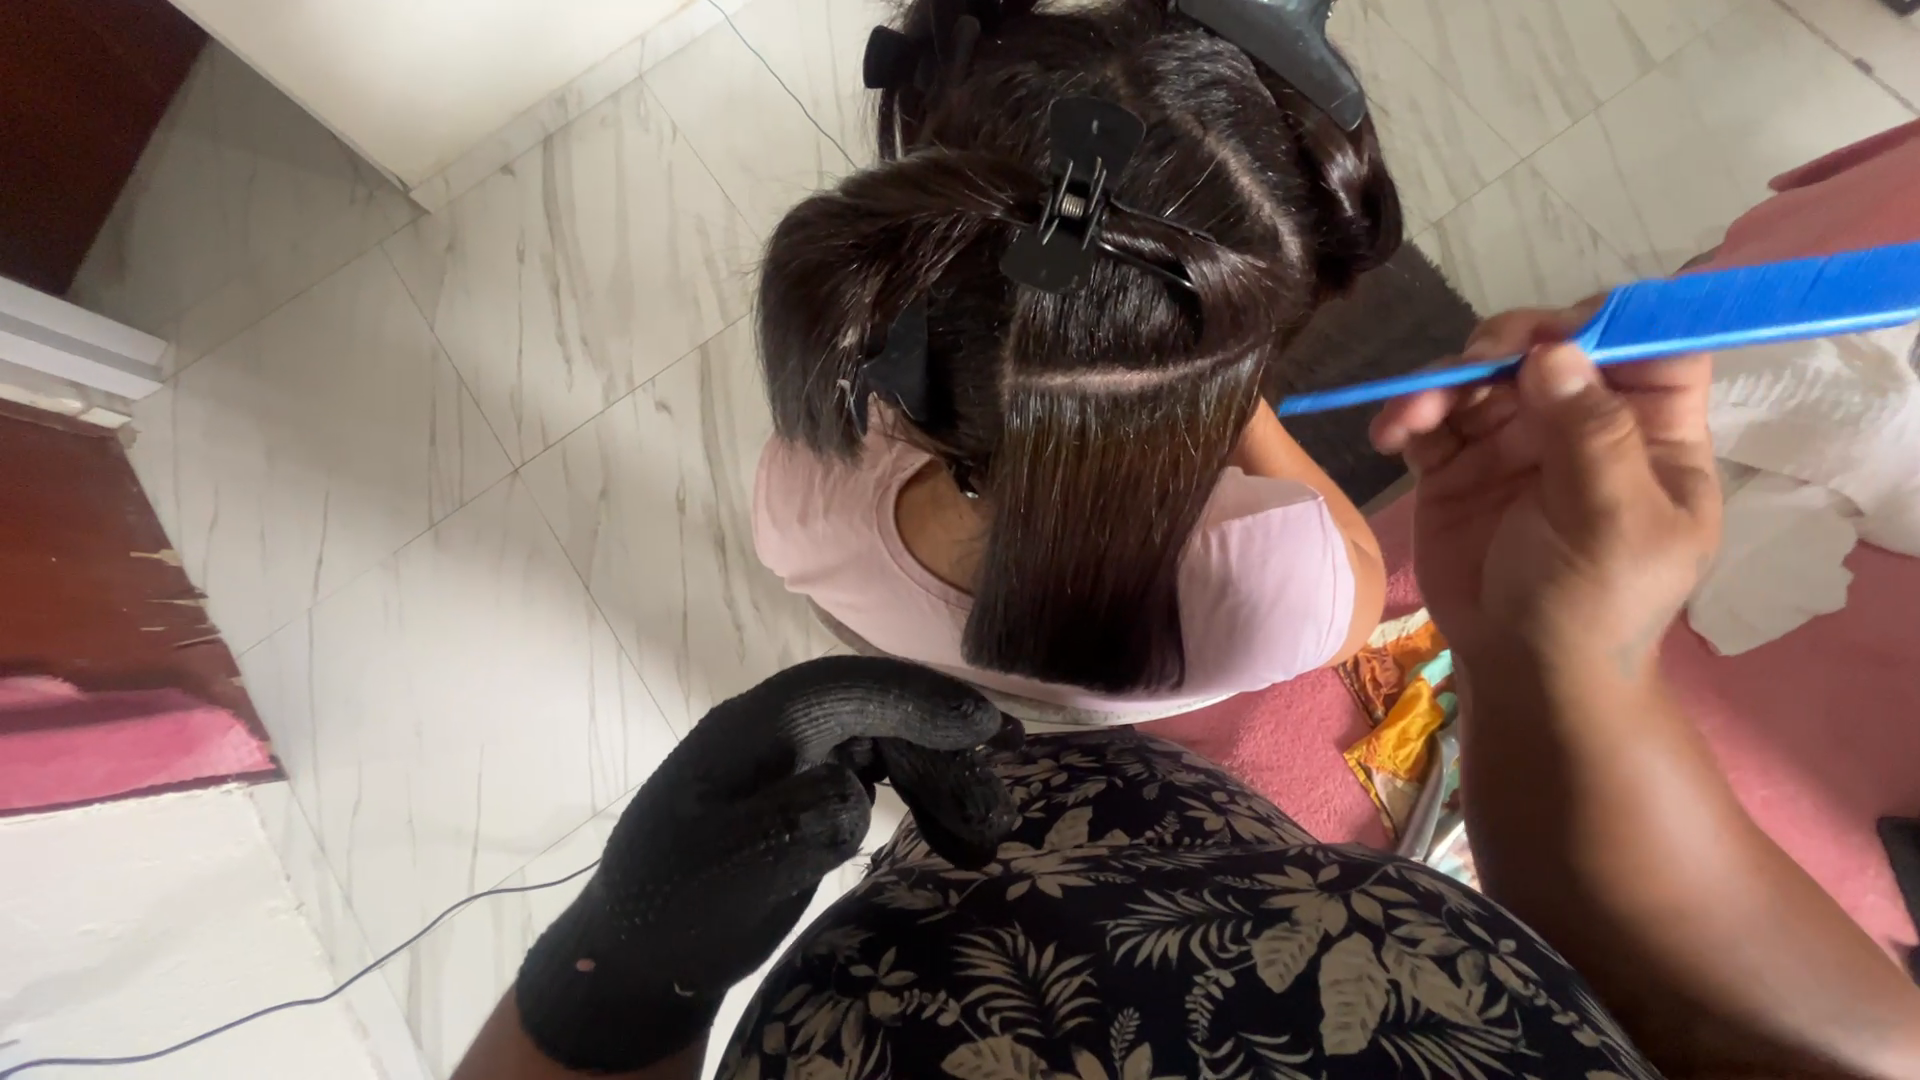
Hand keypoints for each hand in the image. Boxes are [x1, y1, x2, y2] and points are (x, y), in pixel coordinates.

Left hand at [513, 656, 1013, 1072]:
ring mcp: (805, 755)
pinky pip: (885, 775)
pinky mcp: (817, 786)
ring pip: (892, 744)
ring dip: (944, 779)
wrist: (644, 949)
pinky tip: (954, 831)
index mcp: (756, 725)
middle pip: (882, 714)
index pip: (847, 688)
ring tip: (990, 827)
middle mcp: (786, 726)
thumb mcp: (722, 873)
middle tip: (1006, 783)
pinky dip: (924, 798)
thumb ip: (788, 827)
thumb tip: (855, 792)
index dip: (917, 697)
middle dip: (946, 748)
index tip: (982, 725)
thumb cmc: (673, 906)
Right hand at [1370, 306, 1719, 680]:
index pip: (1644, 347)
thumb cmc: (1592, 601)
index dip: (1603, 326)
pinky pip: (1427, 422)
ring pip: (1475, 380)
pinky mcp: (1452, 467)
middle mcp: (1578, 424)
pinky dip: (1403, 417)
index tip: (1550, 339)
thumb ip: (1591, 436)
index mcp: (1647, 431)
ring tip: (1408, 419)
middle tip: (1465, 369)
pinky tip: (1387, 435)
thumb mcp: (1614, 523)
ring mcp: (1509, 443)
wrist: (1517, 660)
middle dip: (1501, 347)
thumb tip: (1553, 351)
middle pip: (1543, 350)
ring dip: (1436, 385)